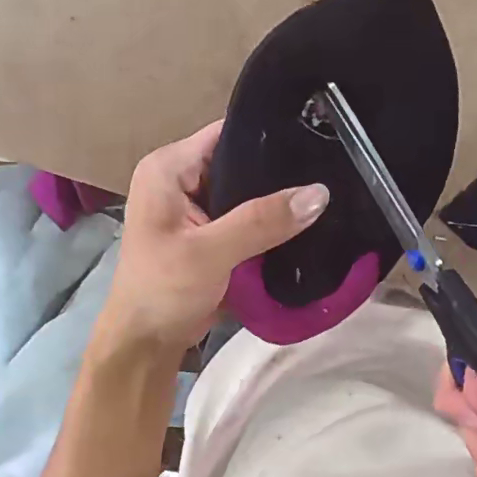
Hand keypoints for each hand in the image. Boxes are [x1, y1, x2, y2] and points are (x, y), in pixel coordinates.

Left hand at [98, 121, 328, 353]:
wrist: (145, 343)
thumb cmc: (162, 292)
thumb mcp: (210, 253)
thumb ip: (261, 221)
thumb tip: (319, 192)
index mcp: (167, 168)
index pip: (226, 133)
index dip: (269, 134)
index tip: (318, 136)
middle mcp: (179, 180)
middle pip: (240, 161)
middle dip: (279, 170)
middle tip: (332, 171)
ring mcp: (194, 209)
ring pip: (246, 192)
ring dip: (276, 200)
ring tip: (327, 194)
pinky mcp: (208, 235)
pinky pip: (245, 218)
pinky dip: (267, 225)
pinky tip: (304, 222)